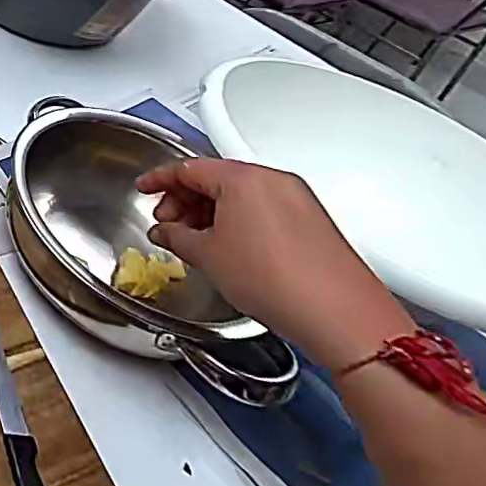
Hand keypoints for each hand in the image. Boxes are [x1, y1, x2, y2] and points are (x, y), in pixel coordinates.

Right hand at [136, 159, 415, 367]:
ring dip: (208, 210)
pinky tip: (224, 244)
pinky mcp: (311, 221)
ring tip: (193, 238)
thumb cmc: (274, 279)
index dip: (159, 179)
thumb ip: (175, 235)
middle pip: (214, 177)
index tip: (145, 188)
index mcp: (244, 179)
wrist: (341, 317)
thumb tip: (168, 232)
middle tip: (167, 222)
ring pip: (238, 193)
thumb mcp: (205, 254)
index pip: (188, 168)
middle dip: (183, 198)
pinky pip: (261, 207)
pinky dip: (235, 219)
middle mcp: (274, 181)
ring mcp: (298, 200)